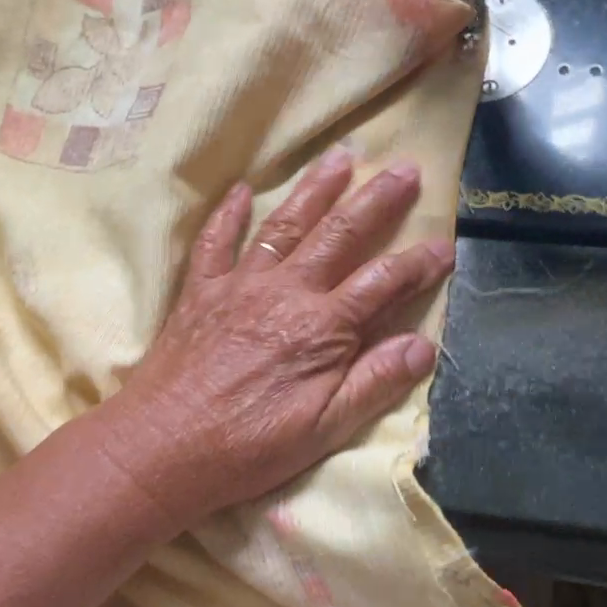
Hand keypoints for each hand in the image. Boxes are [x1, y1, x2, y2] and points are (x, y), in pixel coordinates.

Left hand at [94, 149, 454, 529]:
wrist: (160, 448)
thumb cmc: (248, 447)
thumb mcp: (323, 430)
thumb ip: (374, 383)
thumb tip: (424, 346)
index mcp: (321, 328)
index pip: (382, 283)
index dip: (418, 264)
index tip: (446, 244)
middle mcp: (284, 292)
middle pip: (339, 235)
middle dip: (376, 201)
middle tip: (404, 169)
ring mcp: (238, 286)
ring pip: (284, 225)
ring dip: (315, 190)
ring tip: (340, 158)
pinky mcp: (200, 293)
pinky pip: (216, 243)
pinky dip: (228, 215)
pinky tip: (240, 190)